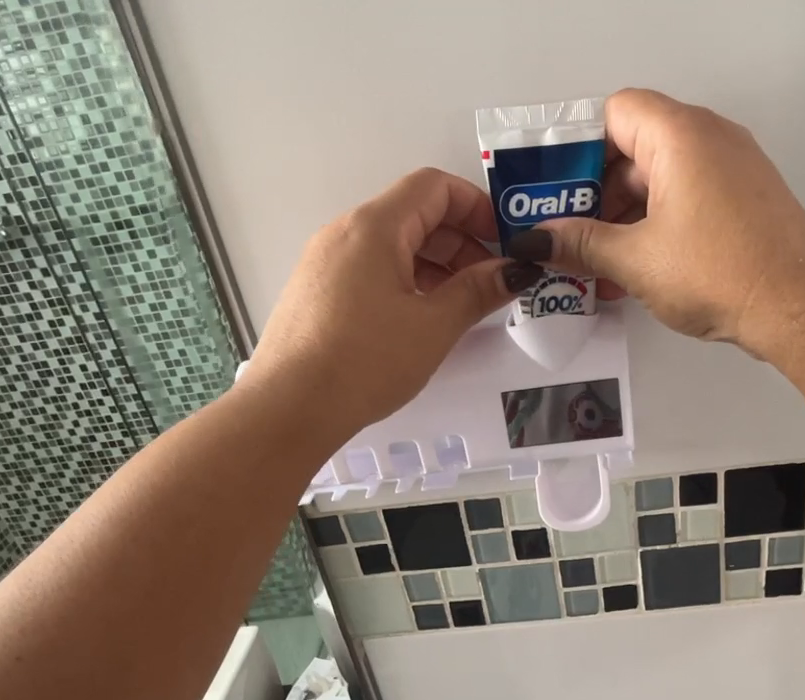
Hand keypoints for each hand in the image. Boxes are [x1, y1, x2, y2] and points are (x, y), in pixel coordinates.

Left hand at [246, 168, 542, 433]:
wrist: (290, 407)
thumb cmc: (366, 361)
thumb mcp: (433, 327)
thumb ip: (477, 291)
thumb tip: (514, 270)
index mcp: (375, 227)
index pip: (434, 187)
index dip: (477, 207)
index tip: (504, 244)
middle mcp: (345, 233)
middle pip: (413, 214)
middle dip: (460, 242)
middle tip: (490, 283)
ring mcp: (325, 262)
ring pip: (391, 246)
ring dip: (434, 266)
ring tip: (460, 307)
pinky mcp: (317, 293)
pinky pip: (369, 271)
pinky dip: (404, 283)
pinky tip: (419, 322)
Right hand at [506, 89, 804, 361]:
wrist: (797, 307)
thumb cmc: (718, 273)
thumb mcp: (635, 261)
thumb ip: (582, 245)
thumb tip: (536, 241)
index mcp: (680, 135)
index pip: (615, 114)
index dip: (579, 150)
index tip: (556, 195)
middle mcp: (709, 139)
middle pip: (633, 149)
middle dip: (596, 196)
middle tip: (569, 239)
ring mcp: (731, 169)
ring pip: (659, 180)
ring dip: (623, 220)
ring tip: (598, 268)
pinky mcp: (743, 201)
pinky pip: (685, 200)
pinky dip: (655, 227)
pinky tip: (635, 272)